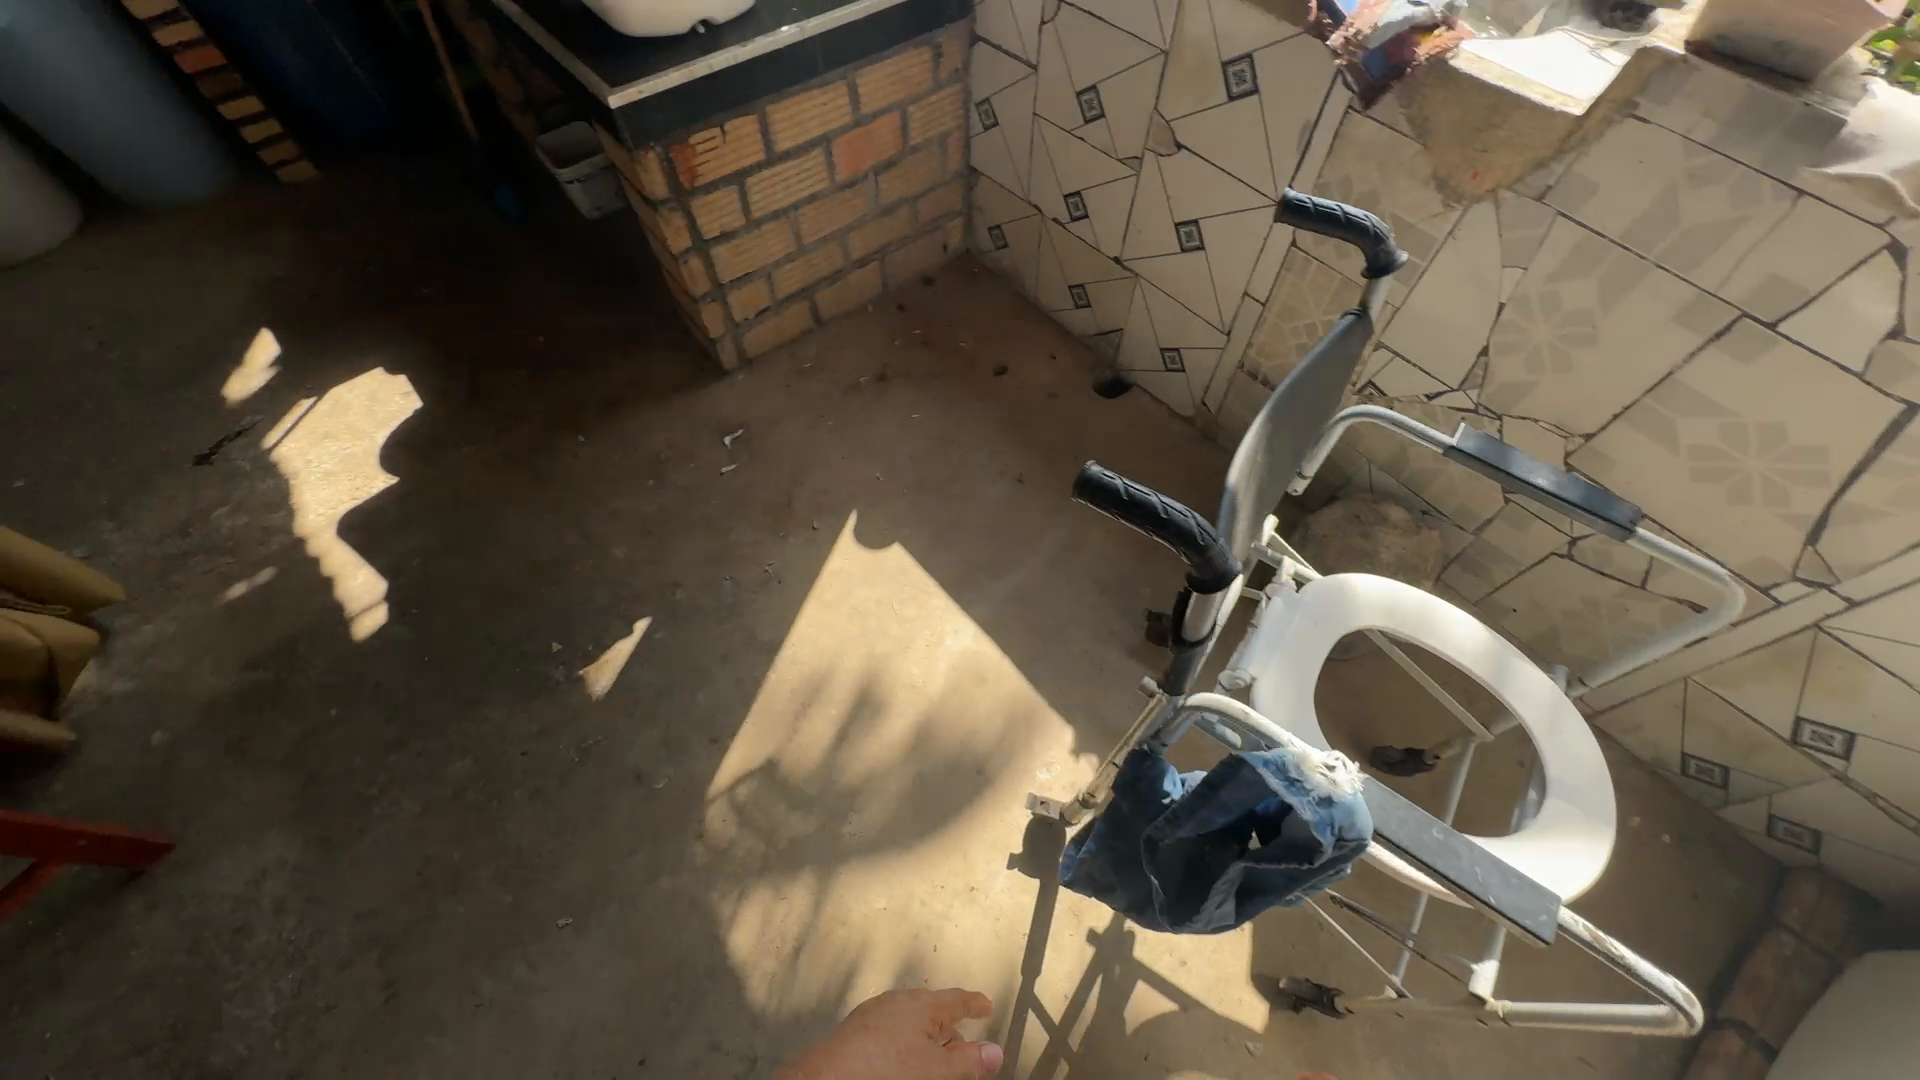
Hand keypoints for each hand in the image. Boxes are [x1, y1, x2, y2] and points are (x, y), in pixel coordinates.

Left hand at [776, 987, 1002, 1079]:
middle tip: (964, 1047)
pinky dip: (904, 1046)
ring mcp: (873, 1015)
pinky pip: (890, 1033)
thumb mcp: (936, 1071)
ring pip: (909, 1024)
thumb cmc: (887, 1071)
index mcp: (921, 1004)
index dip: (974, 1004)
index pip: (956, 1000)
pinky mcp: (855, 1033)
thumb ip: (968, 1062)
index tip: (986, 1006)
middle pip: (932, 1011)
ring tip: (934, 1060)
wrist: (828, 1079)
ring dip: (925, 1041)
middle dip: (949, 1029)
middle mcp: (896, 1002)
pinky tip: (901, 1064)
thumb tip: (996, 1052)